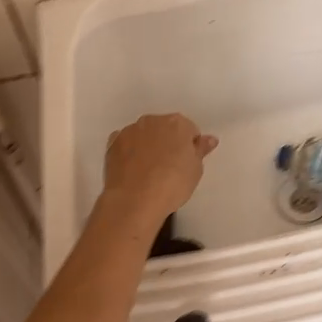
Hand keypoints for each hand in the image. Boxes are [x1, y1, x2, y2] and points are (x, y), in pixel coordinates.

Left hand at [101, 114, 217, 224]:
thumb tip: (208, 139)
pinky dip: (129, 151)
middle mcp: (153, 121)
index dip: (189, 147)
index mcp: (178, 123)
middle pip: (165, 128)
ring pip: (144, 134)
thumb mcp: (195, 170)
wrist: (134, 200)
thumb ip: (200, 150)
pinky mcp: (112, 143)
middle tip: (169, 167)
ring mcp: (130, 130)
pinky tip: (132, 169)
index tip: (186, 163)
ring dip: (148, 145)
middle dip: (168, 142)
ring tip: (148, 171)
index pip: (189, 130)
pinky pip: (125, 143)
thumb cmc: (172, 184)